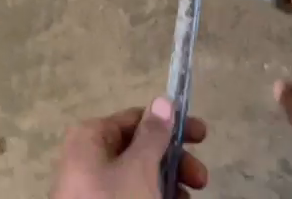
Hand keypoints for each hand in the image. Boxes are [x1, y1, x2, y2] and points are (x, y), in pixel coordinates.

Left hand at [50, 97, 208, 198]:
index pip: (137, 118)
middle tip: (201, 178)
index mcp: (91, 137)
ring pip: (140, 176)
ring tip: (190, 198)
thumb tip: (163, 101)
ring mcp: (94, 189)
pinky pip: (132, 196)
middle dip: (175, 162)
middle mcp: (89, 159)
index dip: (171, 124)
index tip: (202, 136)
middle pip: (141, 149)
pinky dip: (154, 198)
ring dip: (169, 183)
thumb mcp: (138, 169)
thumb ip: (153, 134)